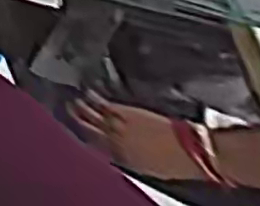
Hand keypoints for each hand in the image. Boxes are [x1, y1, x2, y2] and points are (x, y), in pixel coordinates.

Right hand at [71, 95, 214, 181]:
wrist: (192, 150)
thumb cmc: (175, 163)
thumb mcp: (150, 168)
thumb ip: (129, 158)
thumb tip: (116, 151)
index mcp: (124, 157)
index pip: (97, 146)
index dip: (85, 137)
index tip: (75, 130)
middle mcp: (117, 141)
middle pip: (91, 128)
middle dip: (78, 119)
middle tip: (67, 109)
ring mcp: (120, 125)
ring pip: (94, 114)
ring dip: (82, 107)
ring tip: (74, 100)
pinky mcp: (126, 112)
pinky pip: (104, 104)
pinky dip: (94, 98)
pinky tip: (88, 91)